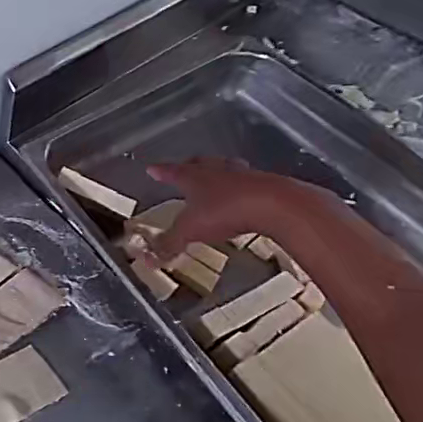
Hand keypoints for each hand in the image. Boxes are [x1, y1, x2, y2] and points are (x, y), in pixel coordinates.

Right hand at [144, 158, 338, 258]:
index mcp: (195, 177)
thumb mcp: (190, 230)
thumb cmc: (226, 211)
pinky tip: (245, 195)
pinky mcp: (266, 185)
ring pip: (227, 168)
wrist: (274, 205)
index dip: (162, 171)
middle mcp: (218, 170)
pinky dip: (243, 187)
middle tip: (186, 167)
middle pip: (201, 164)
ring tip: (217, 178)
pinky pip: (250, 182)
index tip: (153, 168)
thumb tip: (147, 258)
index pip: (173, 171)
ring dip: (220, 173)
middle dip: (191, 166)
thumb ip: (169, 244)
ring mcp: (244, 175)